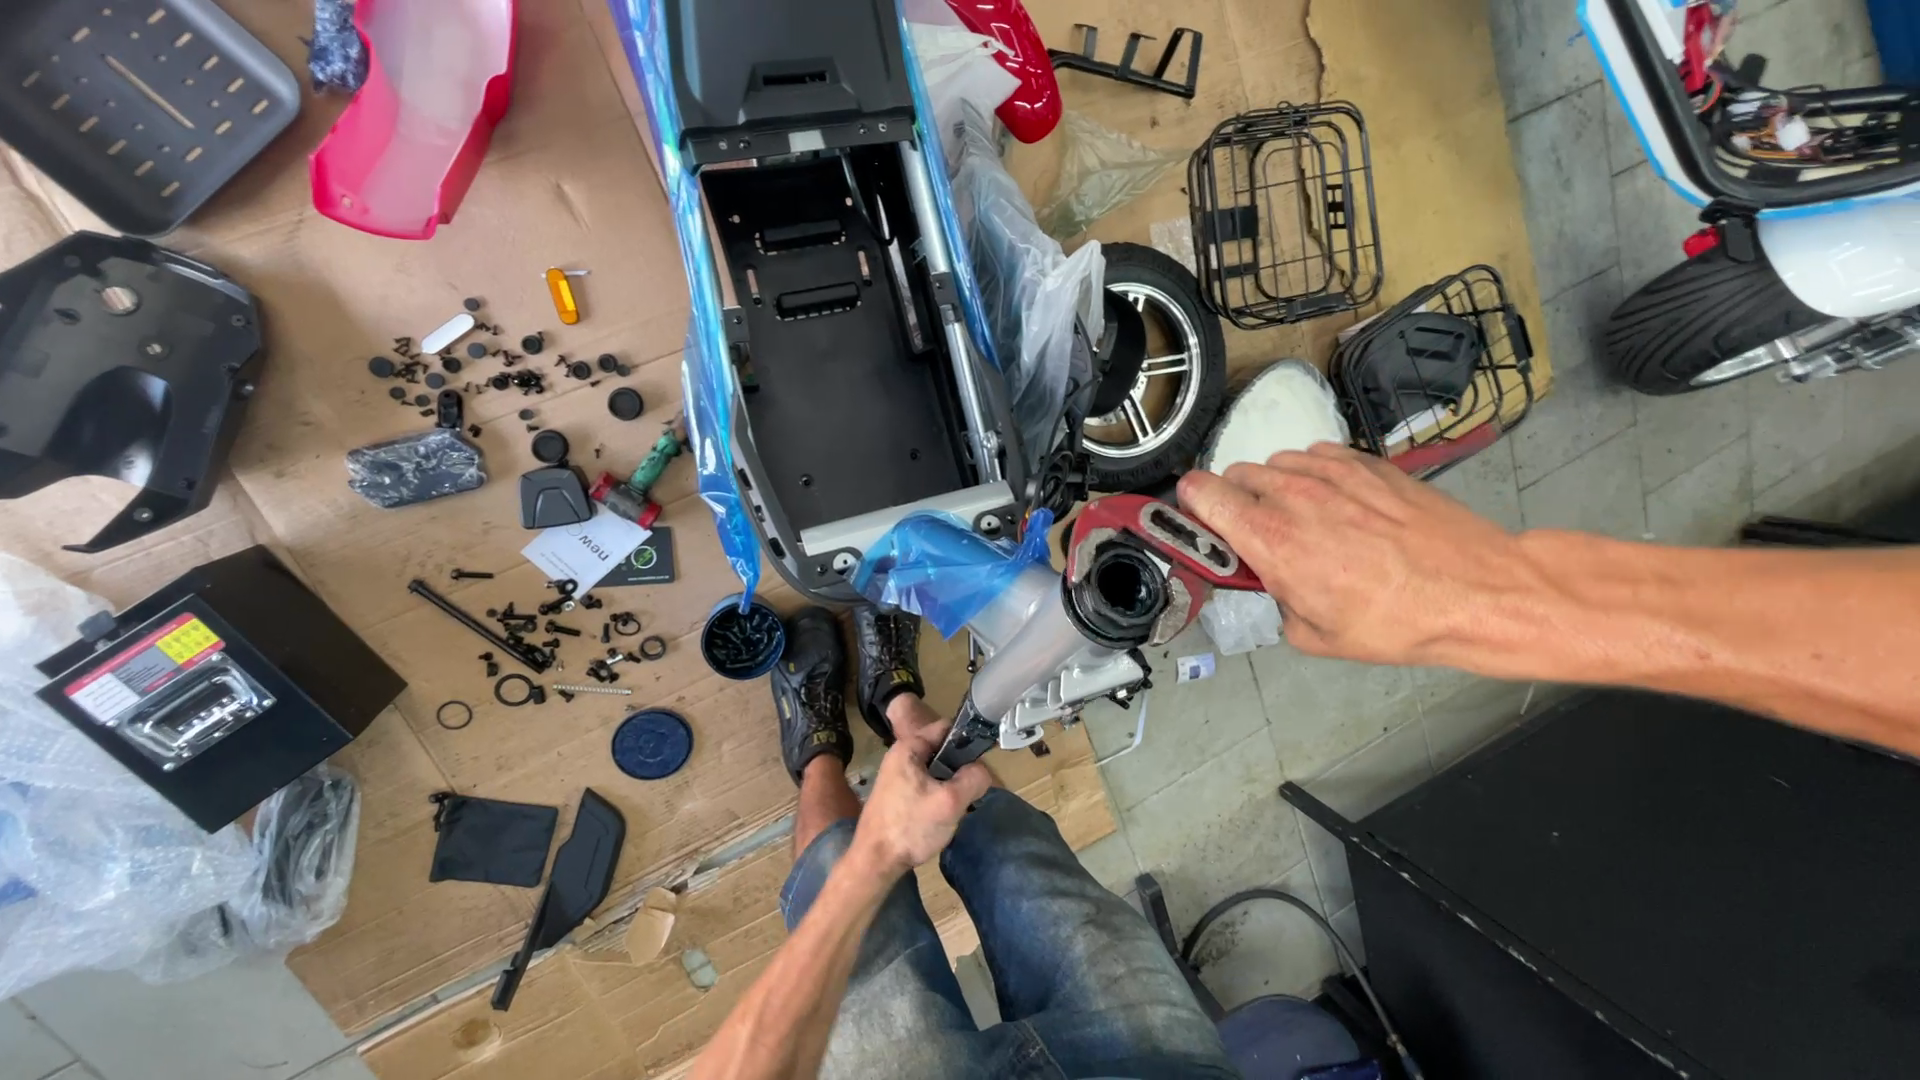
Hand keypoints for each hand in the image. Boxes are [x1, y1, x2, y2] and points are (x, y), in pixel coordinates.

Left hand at [850, 723, 991, 877]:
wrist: (875, 862)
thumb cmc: (910, 827)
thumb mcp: (951, 802)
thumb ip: (973, 779)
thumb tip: (983, 771)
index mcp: (908, 748)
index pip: (945, 728)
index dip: (966, 740)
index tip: (982, 762)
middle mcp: (899, 756)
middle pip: (941, 751)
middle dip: (959, 768)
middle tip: (971, 789)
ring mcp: (896, 777)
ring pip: (935, 771)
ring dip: (950, 785)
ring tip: (959, 805)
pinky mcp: (897, 796)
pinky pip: (926, 787)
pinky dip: (938, 797)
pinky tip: (943, 816)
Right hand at [1177, 442, 1532, 665]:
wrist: (1476, 591)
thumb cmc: (1396, 622)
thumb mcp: (1313, 636)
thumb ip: (1274, 600)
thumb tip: (1271, 584)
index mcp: (1270, 540)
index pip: (1200, 492)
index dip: (1192, 505)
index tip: (1201, 522)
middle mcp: (1293, 496)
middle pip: (1233, 475)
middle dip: (1234, 501)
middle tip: (1258, 532)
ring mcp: (1332, 473)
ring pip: (1275, 463)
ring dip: (1274, 486)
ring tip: (1300, 516)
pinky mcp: (1368, 463)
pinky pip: (1317, 455)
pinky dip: (1313, 473)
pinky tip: (1335, 501)